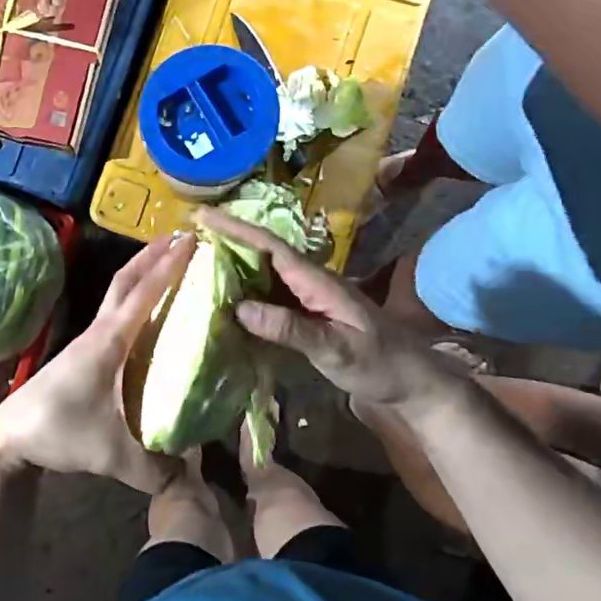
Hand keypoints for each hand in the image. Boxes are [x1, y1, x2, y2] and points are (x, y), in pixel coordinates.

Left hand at [0, 235, 193, 493]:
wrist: (9, 437)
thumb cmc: (57, 433)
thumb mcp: (110, 456)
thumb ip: (155, 469)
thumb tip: (193, 480)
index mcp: (107, 343)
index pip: (141, 295)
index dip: (167, 267)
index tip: (191, 242)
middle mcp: (97, 333)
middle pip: (126, 281)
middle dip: (153, 255)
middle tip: (183, 236)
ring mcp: (87, 341)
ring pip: (118, 295)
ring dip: (143, 273)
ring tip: (171, 261)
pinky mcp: (83, 354)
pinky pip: (115, 315)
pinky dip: (135, 299)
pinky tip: (149, 311)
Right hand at [194, 208, 461, 414]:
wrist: (413, 384)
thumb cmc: (380, 364)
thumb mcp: (336, 350)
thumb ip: (290, 329)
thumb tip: (240, 308)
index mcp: (317, 282)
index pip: (270, 247)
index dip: (236, 230)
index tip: (203, 216)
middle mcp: (309, 282)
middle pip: (262, 253)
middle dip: (227, 240)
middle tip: (187, 236)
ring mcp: (307, 299)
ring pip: (263, 274)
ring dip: (232, 265)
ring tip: (195, 262)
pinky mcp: (306, 315)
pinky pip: (268, 297)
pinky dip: (244, 293)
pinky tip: (224, 300)